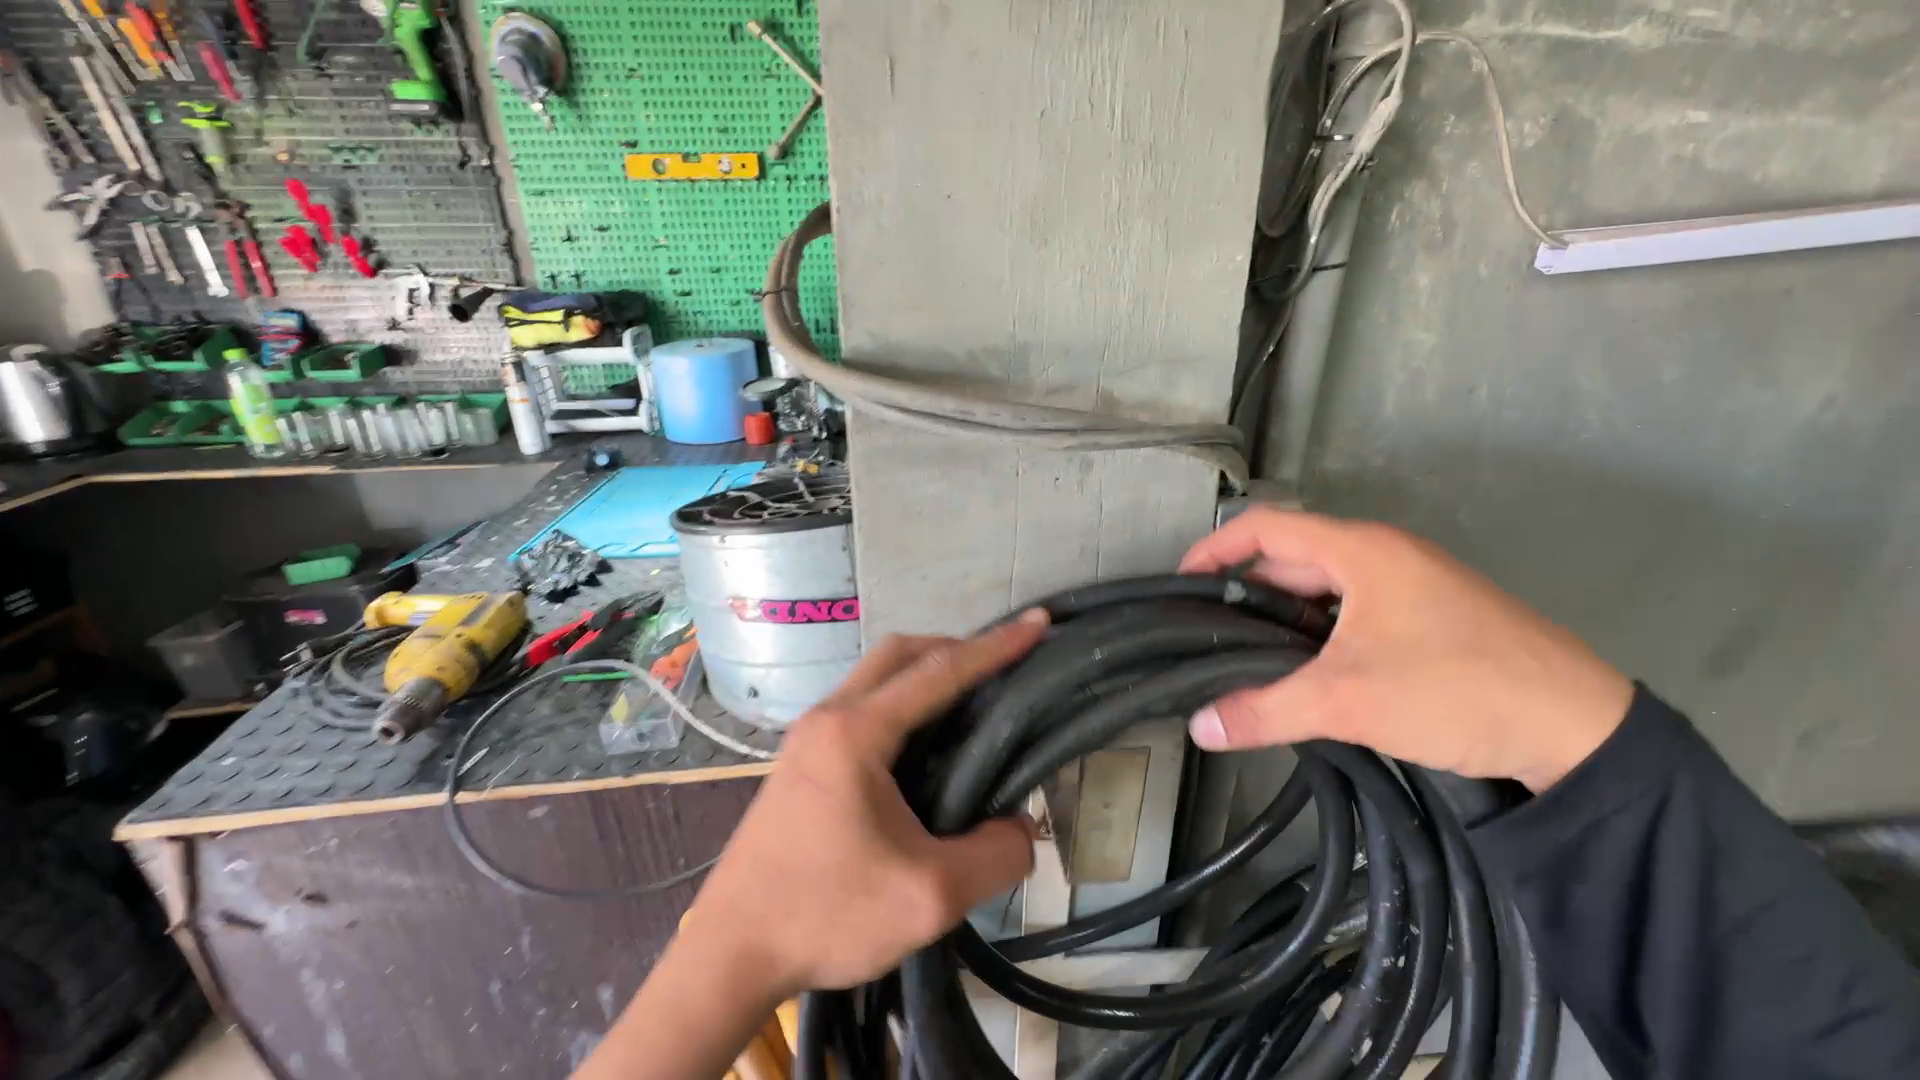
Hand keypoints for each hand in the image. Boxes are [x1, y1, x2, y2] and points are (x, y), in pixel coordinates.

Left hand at [680, 612, 1048, 997]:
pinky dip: (901, 703)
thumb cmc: (827, 914)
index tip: (1038, 624)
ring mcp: (807, 740)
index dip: (996, 647)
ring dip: (925, 675)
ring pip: (876, 678)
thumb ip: (994, 855)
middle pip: (900, 654)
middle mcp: (828, 719)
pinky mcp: (800, 764)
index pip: (940, 672)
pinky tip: (926, 747)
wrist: (731, 953)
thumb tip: (1022, 828)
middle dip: (956, 648)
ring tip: (974, 706)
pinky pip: (860, 708)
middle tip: (1004, 669)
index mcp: (857, 733)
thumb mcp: (930, 897)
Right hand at [1181, 508, 1632, 791]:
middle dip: (1246, 591)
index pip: (1267, 527)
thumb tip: (1198, 728)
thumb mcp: (1348, 701)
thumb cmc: (1455, 689)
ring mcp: (1412, 586)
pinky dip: (1319, 632)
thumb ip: (1263, 710)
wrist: (1577, 728)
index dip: (1216, 548)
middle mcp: (1385, 556)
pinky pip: (1354, 612)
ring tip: (1245, 657)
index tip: (1181, 584)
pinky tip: (1306, 672)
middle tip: (1206, 633)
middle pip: (1293, 558)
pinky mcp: (1431, 617)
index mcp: (1362, 550)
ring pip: (1325, 589)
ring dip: (1283, 616)